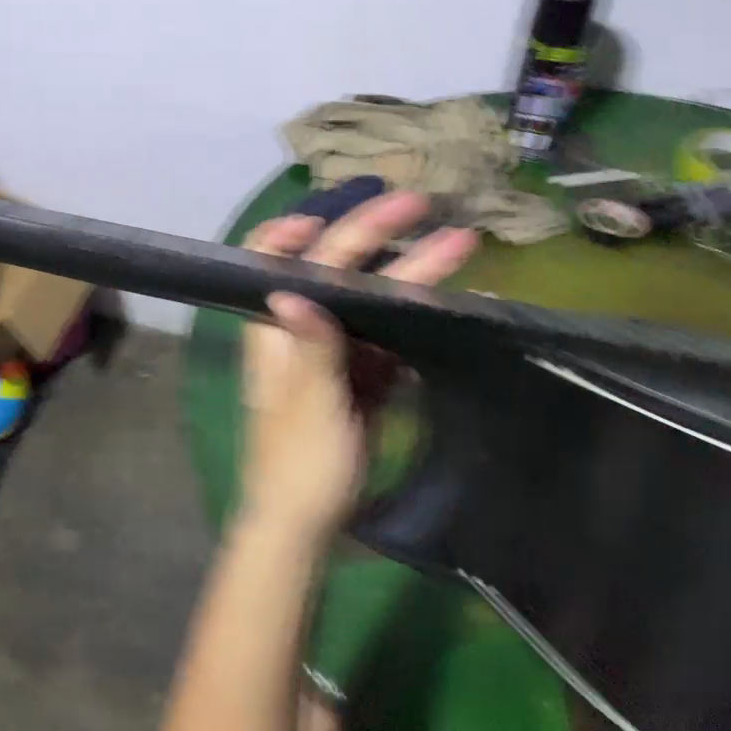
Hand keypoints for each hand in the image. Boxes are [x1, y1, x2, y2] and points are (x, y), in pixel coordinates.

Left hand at [238, 192, 476, 543]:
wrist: (307, 525)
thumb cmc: (297, 464)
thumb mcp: (307, 407)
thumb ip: (309, 350)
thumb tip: (290, 293)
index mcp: (274, 331)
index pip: (271, 264)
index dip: (292, 233)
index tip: (323, 215)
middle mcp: (302, 333)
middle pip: (336, 274)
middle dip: (377, 237)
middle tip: (422, 205)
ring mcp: (335, 355)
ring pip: (371, 303)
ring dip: (411, 275)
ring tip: (459, 247)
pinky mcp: (361, 380)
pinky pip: (391, 342)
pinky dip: (420, 324)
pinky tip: (457, 309)